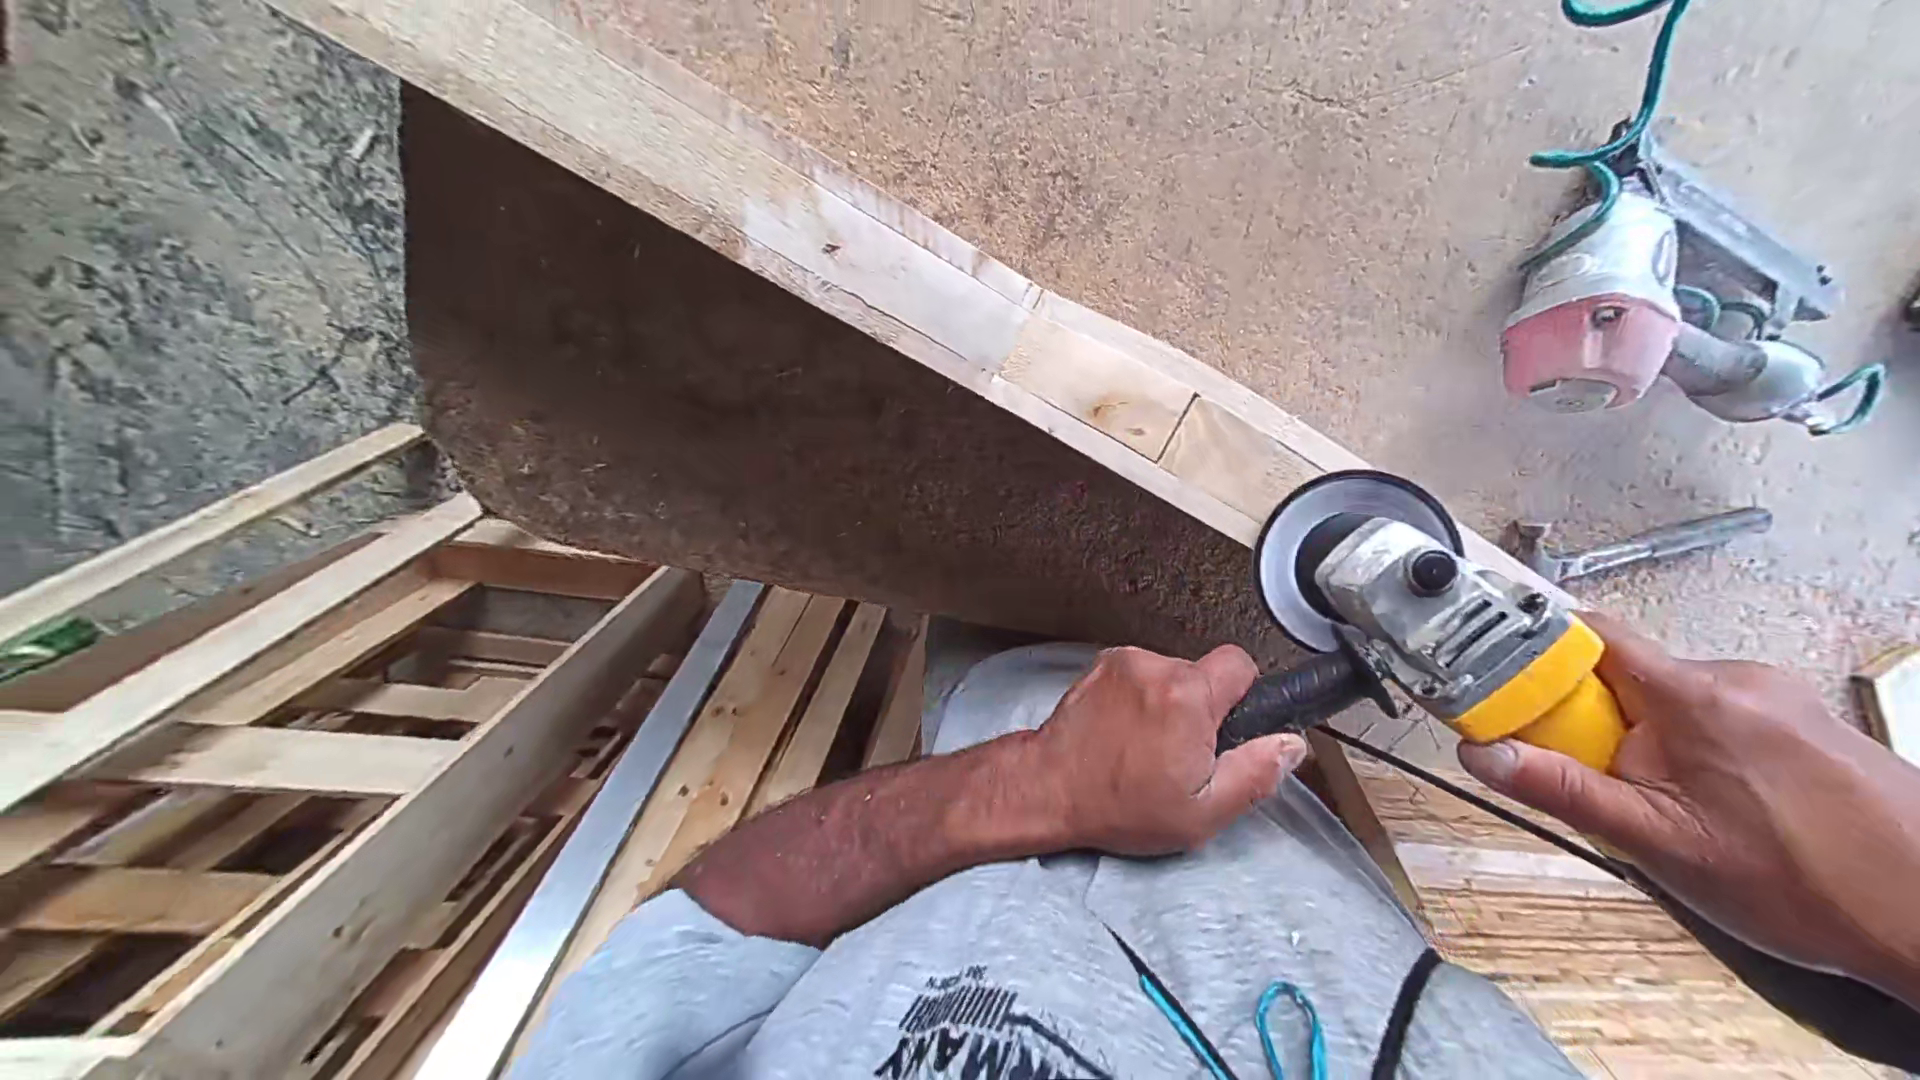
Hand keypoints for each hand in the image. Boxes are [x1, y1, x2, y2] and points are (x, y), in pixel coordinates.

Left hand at [1030, 645, 1308, 856]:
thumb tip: (1289, 745)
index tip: (1231, 720)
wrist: (1049, 787)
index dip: (1243, 693)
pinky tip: (1125, 729)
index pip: (1240, 663)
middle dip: (1202, 705)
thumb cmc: (1117, 805)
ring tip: (1147, 743)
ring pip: (1170, 673)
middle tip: (1182, 748)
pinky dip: (1140, 695)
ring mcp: (1123, 663)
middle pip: (1203, 673)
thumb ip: (1256, 773)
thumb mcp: (1201, 812)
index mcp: (1187, 698)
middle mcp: (1154, 669)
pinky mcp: (1101, 665)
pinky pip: (1141, 673)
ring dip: (1168, 701)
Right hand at [1456, 614, 1919, 1002]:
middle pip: (1615, 668)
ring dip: (1628, 731)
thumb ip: (1562, 790)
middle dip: (1583, 713)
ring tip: (1648, 792)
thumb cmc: (1812, 888)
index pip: (1585, 633)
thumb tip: (1481, 754)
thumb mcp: (1662, 843)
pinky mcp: (1793, 719)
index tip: (1501, 686)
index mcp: (1698, 695)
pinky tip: (1695, 793)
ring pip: (1655, 692)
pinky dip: (1671, 740)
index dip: (1530, 650)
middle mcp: (1737, 679)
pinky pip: (1697, 709)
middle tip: (1588, 767)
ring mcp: (1772, 697)